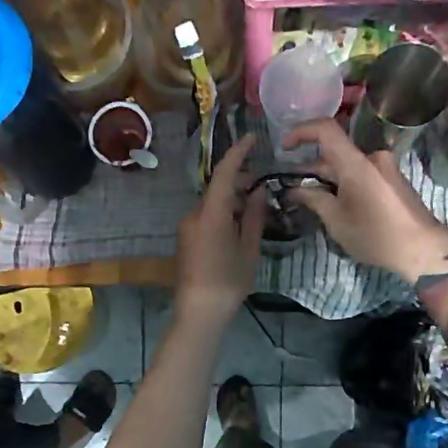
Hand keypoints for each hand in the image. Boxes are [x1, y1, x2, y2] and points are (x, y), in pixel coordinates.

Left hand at [174, 136, 267, 327]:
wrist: (198, 310)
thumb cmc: (228, 280)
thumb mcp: (248, 247)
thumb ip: (252, 215)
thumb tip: (256, 190)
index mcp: (209, 214)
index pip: (222, 173)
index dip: (237, 153)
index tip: (252, 137)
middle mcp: (192, 216)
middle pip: (216, 189)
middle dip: (238, 182)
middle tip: (262, 186)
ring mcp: (185, 228)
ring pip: (211, 204)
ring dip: (230, 200)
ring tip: (254, 208)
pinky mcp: (184, 240)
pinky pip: (204, 217)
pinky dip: (221, 214)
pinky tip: (238, 224)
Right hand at [282, 120, 447, 281]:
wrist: (423, 249)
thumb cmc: (375, 235)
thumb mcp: (336, 220)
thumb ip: (313, 199)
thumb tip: (294, 190)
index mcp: (356, 164)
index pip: (326, 129)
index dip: (301, 132)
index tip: (284, 148)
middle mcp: (372, 158)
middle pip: (334, 152)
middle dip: (310, 167)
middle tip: (291, 188)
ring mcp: (384, 168)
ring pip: (346, 165)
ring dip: (326, 178)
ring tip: (309, 200)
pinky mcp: (390, 179)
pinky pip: (359, 173)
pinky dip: (342, 182)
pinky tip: (333, 203)